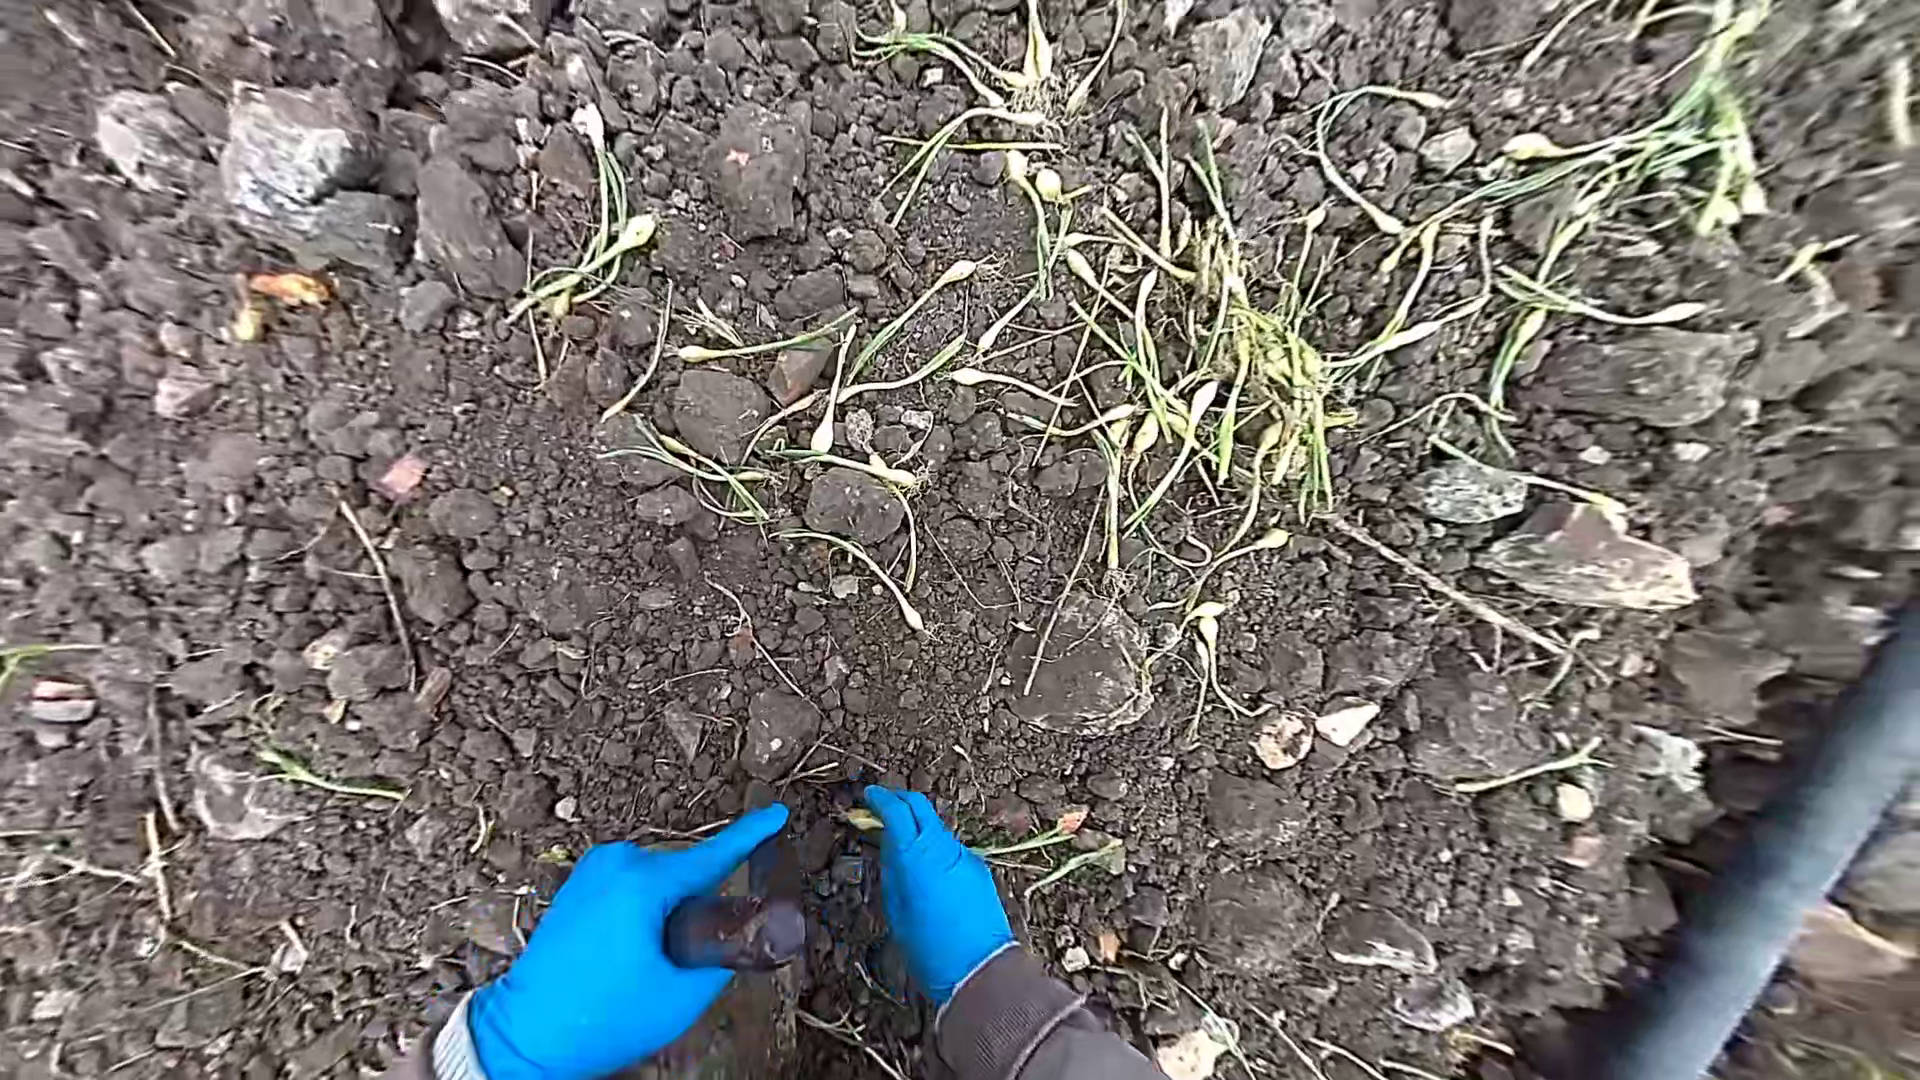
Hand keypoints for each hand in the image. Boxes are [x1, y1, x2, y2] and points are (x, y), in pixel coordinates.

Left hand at [467, 804, 789, 1079]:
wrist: (519, 1040)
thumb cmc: (600, 1020)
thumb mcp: (678, 999)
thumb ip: (721, 960)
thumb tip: (740, 935)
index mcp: (645, 885)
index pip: (714, 855)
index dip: (752, 834)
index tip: (778, 813)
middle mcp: (622, 862)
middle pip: (688, 870)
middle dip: (699, 898)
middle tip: (684, 947)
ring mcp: (598, 865)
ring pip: (663, 874)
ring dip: (671, 900)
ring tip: (647, 950)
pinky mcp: (584, 876)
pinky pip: (637, 876)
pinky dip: (647, 897)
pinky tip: (630, 938)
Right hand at [864, 786, 1014, 1003]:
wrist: (981, 969)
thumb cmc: (930, 949)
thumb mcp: (897, 911)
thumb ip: (892, 870)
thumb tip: (889, 843)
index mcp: (917, 857)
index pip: (897, 811)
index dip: (881, 799)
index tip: (869, 795)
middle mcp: (942, 846)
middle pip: (920, 805)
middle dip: (899, 799)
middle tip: (882, 805)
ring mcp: (963, 853)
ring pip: (935, 826)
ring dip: (917, 825)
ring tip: (900, 844)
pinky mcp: (977, 865)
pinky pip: (949, 847)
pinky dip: (933, 846)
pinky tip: (926, 869)